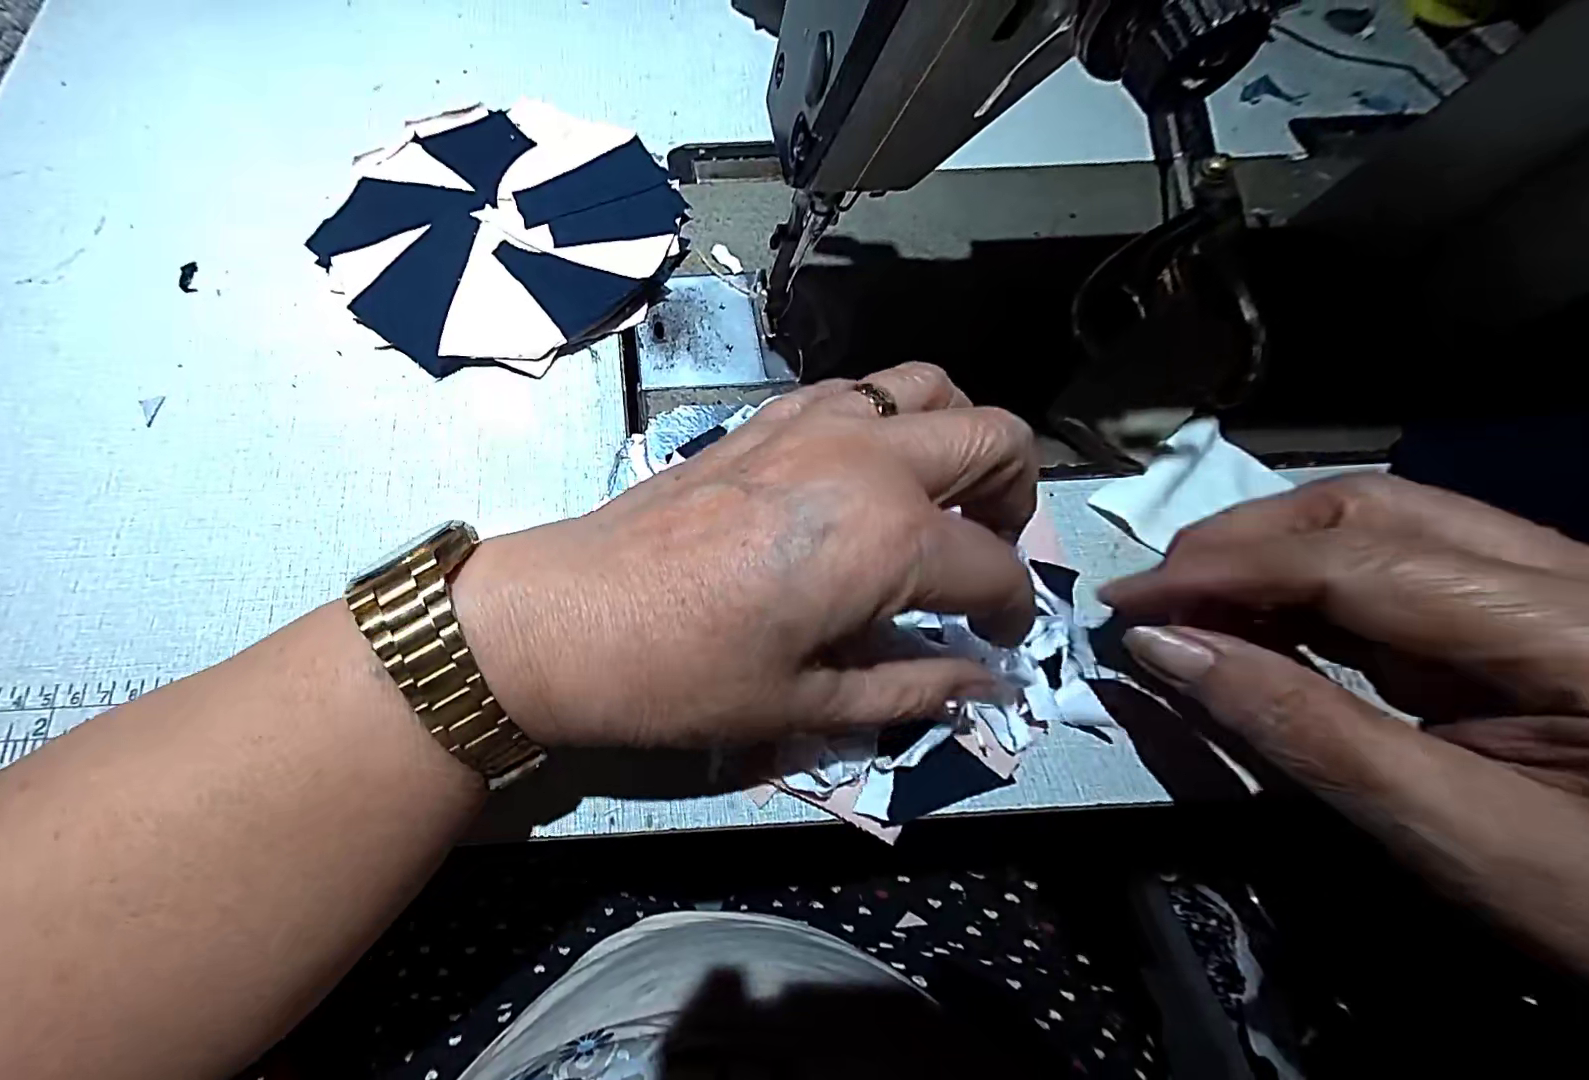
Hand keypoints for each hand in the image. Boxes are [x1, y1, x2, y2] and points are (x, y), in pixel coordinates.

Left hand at [453, 362, 1037, 748]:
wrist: (571, 614)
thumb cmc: (686, 673)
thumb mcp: (808, 703)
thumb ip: (914, 686)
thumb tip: (986, 683)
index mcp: (888, 536)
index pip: (996, 566)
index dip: (1014, 608)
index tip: (1001, 637)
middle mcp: (867, 458)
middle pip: (995, 438)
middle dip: (1017, 496)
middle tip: (990, 550)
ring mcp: (815, 423)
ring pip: (931, 387)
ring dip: (959, 437)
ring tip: (941, 495)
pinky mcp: (769, 415)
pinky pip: (859, 388)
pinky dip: (890, 419)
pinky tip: (865, 471)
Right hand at [1100, 473, 1588, 1039]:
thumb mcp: (1462, 840)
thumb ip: (1299, 727)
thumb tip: (1160, 646)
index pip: (1359, 560)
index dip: (1221, 571)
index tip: (1124, 600)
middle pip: (1373, 510)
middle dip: (1241, 542)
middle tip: (1158, 595)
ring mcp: (1575, 598)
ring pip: (1381, 530)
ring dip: (1265, 558)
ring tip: (1192, 604)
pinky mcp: (1545, 628)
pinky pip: (1395, 578)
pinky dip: (1302, 592)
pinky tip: (1257, 623)